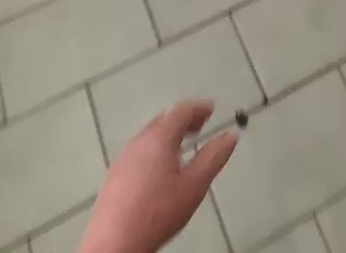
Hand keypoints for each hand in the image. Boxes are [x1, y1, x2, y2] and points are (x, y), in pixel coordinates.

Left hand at [78, 100, 239, 252]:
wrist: (114, 244)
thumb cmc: (158, 211)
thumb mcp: (194, 185)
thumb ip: (213, 157)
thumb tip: (231, 134)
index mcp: (159, 138)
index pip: (181, 110)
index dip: (199, 107)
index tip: (212, 109)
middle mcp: (139, 141)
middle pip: (164, 120)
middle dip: (184, 120)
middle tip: (200, 127)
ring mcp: (123, 158)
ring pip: (150, 136)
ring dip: (169, 135)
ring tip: (183, 149)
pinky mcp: (114, 175)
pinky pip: (139, 151)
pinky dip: (155, 149)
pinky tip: (160, 171)